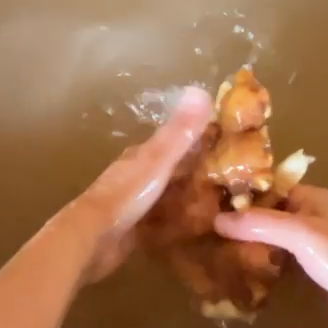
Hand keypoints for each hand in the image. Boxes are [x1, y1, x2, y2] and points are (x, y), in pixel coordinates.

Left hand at [49, 86, 212, 285]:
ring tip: (223, 203)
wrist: (93, 237)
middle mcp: (138, 174)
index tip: (230, 142)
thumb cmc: (126, 194)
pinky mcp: (136, 228)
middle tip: (234, 178)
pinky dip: (179, 221)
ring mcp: (136, 202)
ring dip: (190, 195)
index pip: (176, 140)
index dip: (200, 138)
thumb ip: (179, 131)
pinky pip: (164, 221)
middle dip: (198, 170)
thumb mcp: (157, 160)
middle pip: (173, 168)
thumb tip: (202, 90)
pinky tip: (199, 228)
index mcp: (142, 155)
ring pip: (169, 194)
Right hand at [214, 185, 327, 327]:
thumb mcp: (301, 235)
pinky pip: (278, 259)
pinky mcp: (311, 268)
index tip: (204, 199)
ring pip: (270, 236)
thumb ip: (260, 224)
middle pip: (265, 212)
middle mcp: (308, 214)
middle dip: (237, 220)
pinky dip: (260, 262)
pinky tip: (236, 270)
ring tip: (209, 248)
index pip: (265, 186)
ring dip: (247, 242)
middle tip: (200, 228)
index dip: (238, 191)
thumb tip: (216, 219)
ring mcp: (310, 242)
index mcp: (309, 197)